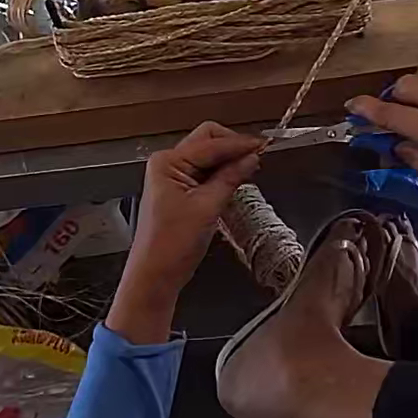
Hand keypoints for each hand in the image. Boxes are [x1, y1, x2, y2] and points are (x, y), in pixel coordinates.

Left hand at [108, 122, 263, 342]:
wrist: (155, 276)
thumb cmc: (171, 245)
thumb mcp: (207, 207)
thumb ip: (230, 178)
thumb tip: (251, 157)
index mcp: (168, 162)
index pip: (211, 144)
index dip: (239, 144)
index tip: (263, 145)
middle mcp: (167, 163)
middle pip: (207, 141)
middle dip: (232, 146)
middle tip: (257, 155)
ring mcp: (172, 176)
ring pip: (208, 155)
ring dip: (229, 159)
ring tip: (251, 167)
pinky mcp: (179, 190)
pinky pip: (205, 171)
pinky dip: (222, 172)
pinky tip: (237, 178)